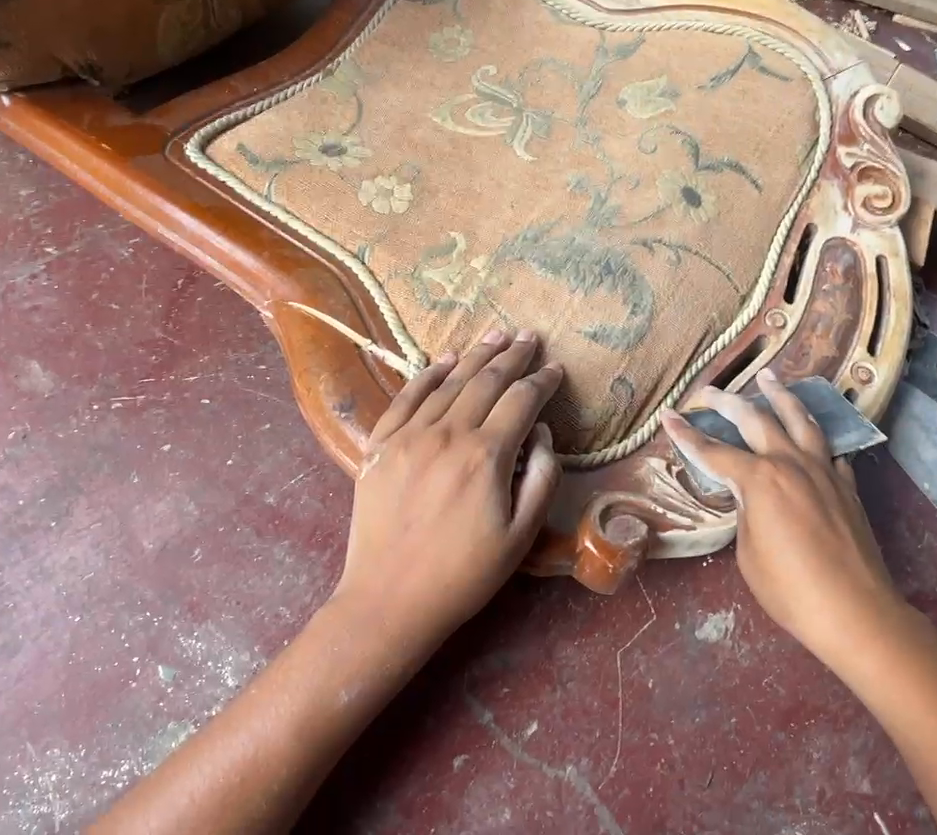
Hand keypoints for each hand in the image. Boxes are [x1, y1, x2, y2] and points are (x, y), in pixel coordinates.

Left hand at [333, 329, 564, 653]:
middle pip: (486, 381)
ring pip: (448, 382)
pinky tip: (444, 359)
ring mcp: (409, 437)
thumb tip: (542, 432)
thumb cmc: (464, 575)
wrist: (390, 601)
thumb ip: (541, 477)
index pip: (521, 401)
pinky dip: (427, 374)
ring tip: (496, 335)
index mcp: (486, 457)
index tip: (555, 369)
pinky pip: (405, 398)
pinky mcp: (380, 447)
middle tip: (529, 337)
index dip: (542, 381)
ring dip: (475, 355)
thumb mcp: (521, 536)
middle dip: (512, 356)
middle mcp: (447, 435)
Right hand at [658, 369, 906, 662]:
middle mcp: (790, 463)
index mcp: (760, 479)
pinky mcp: (846, 485)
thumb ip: (745, 514)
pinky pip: (829, 450)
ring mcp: (823, 470)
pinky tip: (813, 434)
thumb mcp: (748, 554)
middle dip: (726, 401)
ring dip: (780, 394)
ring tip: (768, 376)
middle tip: (707, 390)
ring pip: (800, 419)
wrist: (854, 610)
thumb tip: (750, 496)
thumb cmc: (790, 589)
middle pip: (755, 419)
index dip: (686, 434)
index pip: (713, 451)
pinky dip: (816, 437)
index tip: (668, 415)